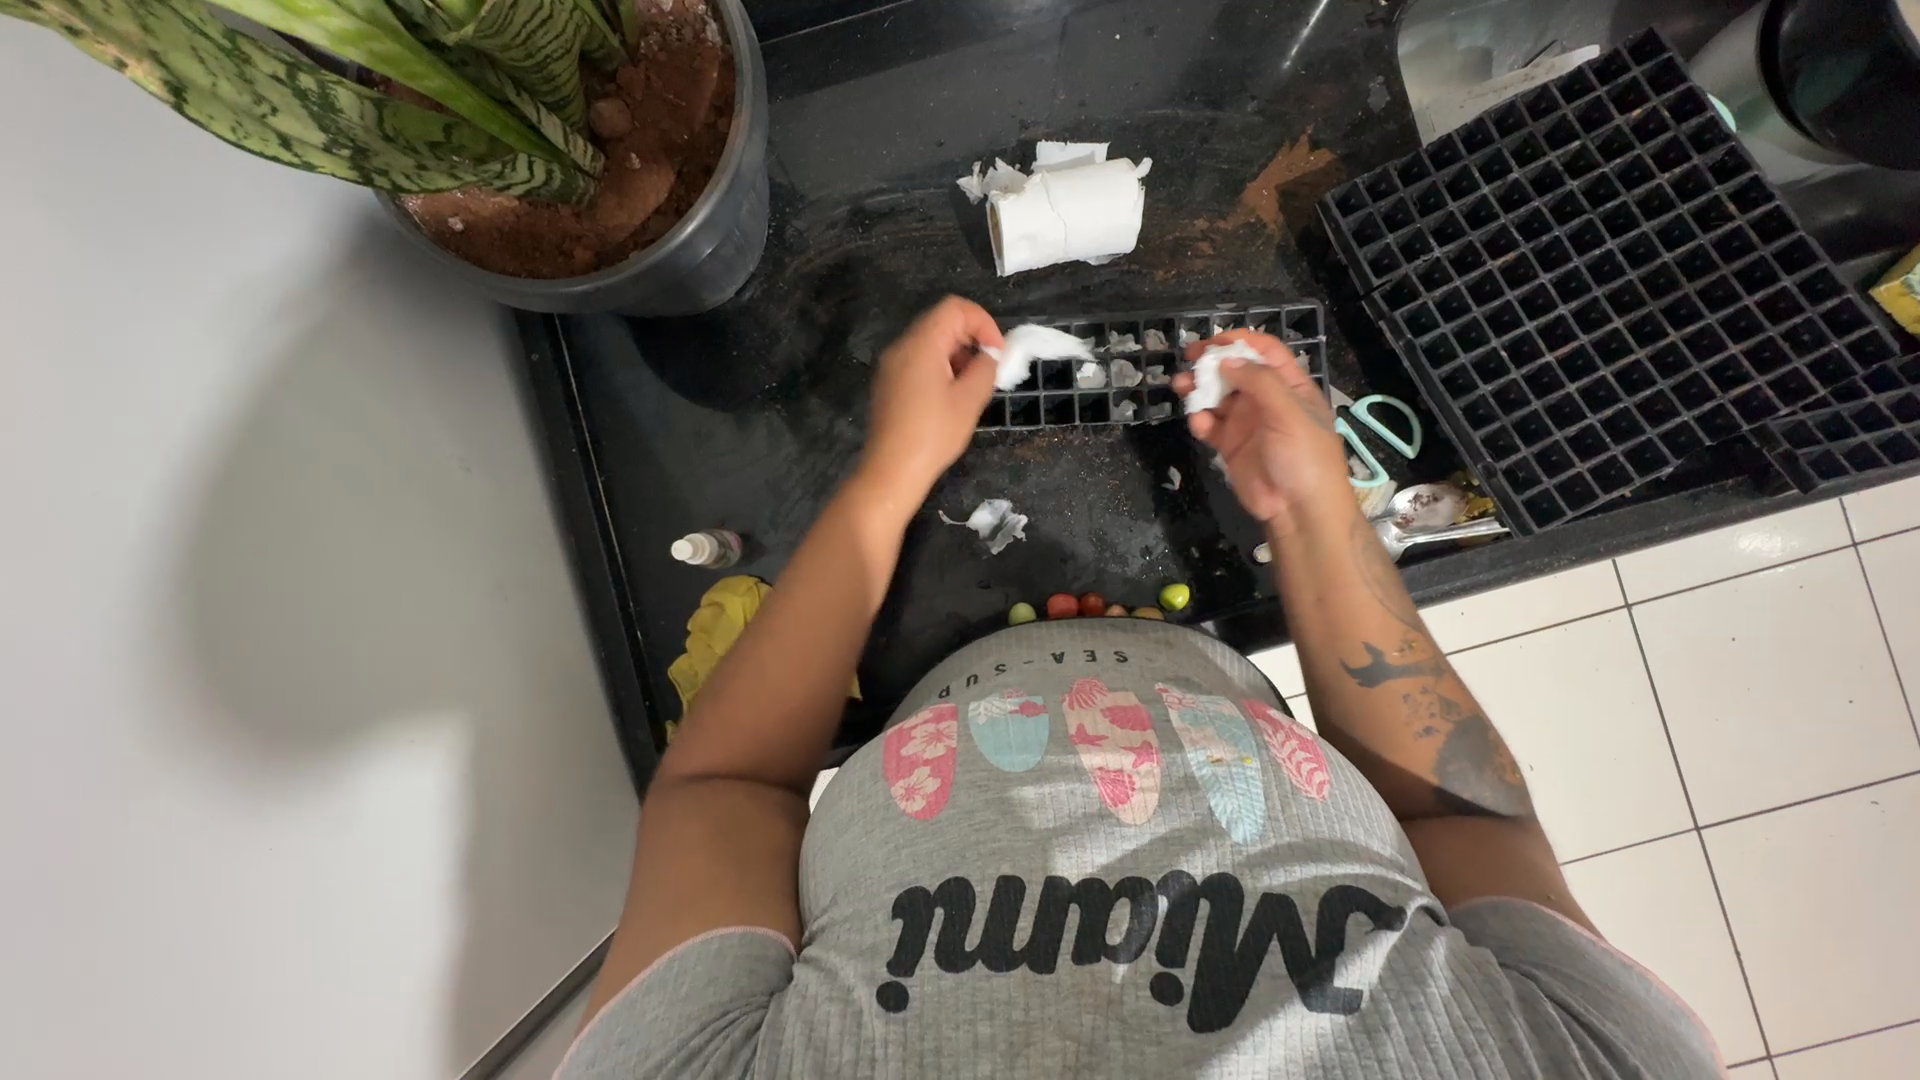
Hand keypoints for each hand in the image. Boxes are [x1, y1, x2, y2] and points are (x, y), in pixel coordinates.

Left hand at [859, 295, 1004, 501]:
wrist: (892, 470)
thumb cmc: (933, 435)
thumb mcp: (969, 400)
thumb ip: (985, 368)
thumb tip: (990, 354)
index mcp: (921, 344)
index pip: (955, 308)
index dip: (983, 322)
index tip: (997, 352)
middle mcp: (901, 347)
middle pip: (940, 322)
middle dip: (970, 338)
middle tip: (989, 369)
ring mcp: (890, 365)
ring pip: (929, 342)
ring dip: (956, 354)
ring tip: (972, 385)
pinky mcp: (888, 384)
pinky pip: (917, 361)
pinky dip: (939, 367)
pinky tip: (951, 396)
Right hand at [1174, 330, 1353, 536]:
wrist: (1298, 507)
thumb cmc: (1304, 455)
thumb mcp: (1289, 412)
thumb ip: (1259, 382)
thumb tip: (1226, 361)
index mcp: (1290, 386)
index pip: (1265, 353)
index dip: (1240, 342)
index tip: (1212, 342)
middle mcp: (1267, 400)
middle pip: (1235, 371)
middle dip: (1212, 364)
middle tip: (1188, 360)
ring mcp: (1247, 422)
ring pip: (1218, 396)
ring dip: (1199, 389)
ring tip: (1180, 386)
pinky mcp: (1230, 445)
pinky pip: (1211, 425)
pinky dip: (1200, 421)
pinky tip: (1198, 423)